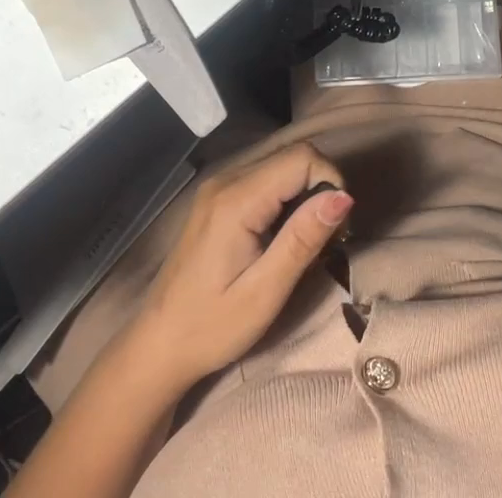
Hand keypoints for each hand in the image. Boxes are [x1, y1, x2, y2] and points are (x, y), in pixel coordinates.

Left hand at [130, 144, 352, 387]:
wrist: (158, 345)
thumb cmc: (211, 327)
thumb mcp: (265, 292)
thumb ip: (303, 239)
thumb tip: (344, 197)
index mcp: (236, 201)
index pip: (303, 158)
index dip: (330, 185)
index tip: (334, 231)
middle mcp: (225, 181)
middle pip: (294, 155)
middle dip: (321, 189)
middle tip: (323, 240)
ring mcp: (218, 187)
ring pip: (282, 165)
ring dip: (306, 195)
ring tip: (303, 242)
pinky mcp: (217, 198)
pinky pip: (266, 179)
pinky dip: (286, 199)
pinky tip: (280, 238)